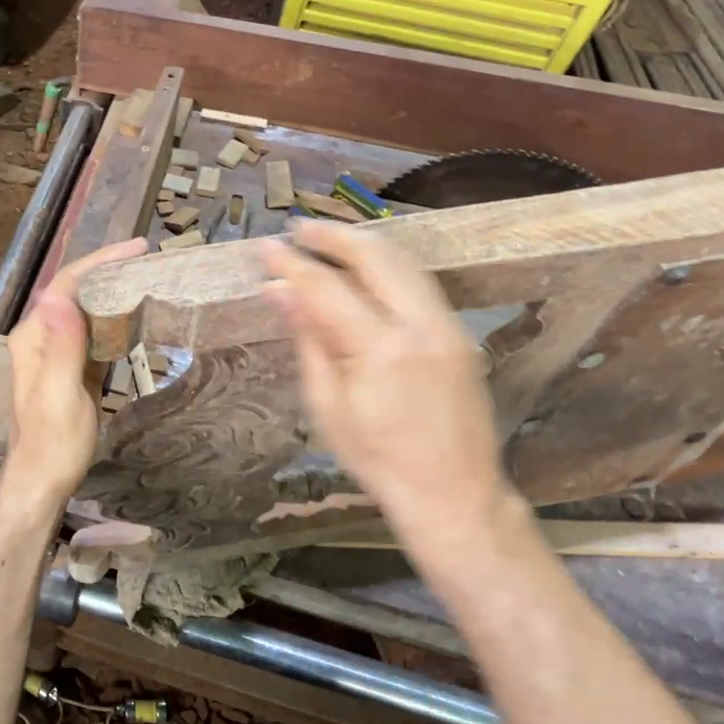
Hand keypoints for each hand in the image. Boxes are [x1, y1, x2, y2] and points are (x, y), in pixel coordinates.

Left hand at [2, 238, 148, 504]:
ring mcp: (55, 354)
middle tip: (149, 260)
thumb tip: (59, 296)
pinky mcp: (71, 370)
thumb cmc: (53, 440)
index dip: (100, 262)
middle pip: (76, 292)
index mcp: (33, 337)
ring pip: (86, 311)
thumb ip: (62, 345)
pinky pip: (93, 334)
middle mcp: (40, 338)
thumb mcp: (61, 393)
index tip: (137, 248)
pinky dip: (114, 320)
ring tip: (148, 279)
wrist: (44, 480)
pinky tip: (136, 317)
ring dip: (113, 292)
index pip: (66, 284)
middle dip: (109, 271)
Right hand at [260, 221, 510, 535]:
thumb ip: (308, 338)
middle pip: (374, 257)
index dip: (291, 264)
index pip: (327, 287)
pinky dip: (387, 265)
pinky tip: (364, 268)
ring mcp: (447, 326)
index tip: (264, 246)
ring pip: (404, 262)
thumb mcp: (327, 405)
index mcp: (381, 349)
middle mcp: (420, 326)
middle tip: (297, 230)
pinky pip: (420, 283)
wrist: (454, 493)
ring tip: (326, 240)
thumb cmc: (377, 459)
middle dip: (333, 237)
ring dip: (363, 244)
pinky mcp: (459, 334)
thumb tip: (279, 291)